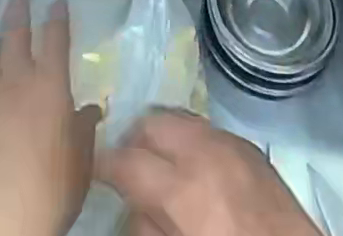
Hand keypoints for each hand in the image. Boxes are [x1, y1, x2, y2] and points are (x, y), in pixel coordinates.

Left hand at [0, 0, 102, 235]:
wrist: (1, 221)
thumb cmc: (52, 192)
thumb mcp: (81, 162)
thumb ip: (84, 129)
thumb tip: (91, 108)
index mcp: (50, 86)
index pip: (55, 38)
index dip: (57, 16)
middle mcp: (16, 79)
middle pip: (16, 32)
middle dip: (20, 9)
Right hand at [99, 109, 319, 235]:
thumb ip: (149, 229)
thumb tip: (133, 207)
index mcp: (185, 192)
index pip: (125, 160)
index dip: (102, 165)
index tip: (91, 171)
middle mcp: (206, 154)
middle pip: (150, 123)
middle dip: (132, 142)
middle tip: (126, 170)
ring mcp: (232, 145)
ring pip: (177, 118)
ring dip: (160, 137)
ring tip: (158, 167)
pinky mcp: (251, 148)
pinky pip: (205, 129)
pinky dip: (189, 140)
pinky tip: (192, 170)